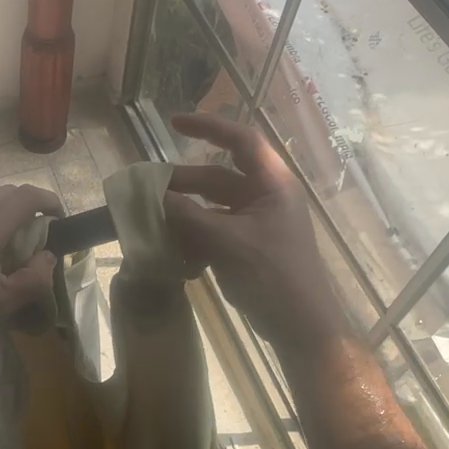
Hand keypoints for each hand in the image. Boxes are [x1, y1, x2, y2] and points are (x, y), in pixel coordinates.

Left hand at [0, 183, 63, 333]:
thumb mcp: (1, 303)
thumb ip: (35, 279)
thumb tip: (48, 256)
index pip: (27, 196)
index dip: (49, 201)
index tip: (58, 217)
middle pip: (7, 193)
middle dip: (28, 207)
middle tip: (35, 234)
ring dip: (2, 214)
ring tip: (4, 245)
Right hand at [163, 114, 343, 350]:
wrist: (301, 325)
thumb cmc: (273, 275)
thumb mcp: (226, 242)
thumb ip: (188, 216)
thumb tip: (154, 196)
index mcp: (271, 185)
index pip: (241, 140)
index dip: (208, 126)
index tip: (173, 122)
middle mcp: (264, 198)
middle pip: (216, 178)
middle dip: (182, 185)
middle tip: (147, 192)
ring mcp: (256, 224)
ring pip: (211, 208)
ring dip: (183, 216)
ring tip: (154, 226)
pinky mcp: (247, 248)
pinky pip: (213, 233)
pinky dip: (193, 240)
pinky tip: (175, 257)